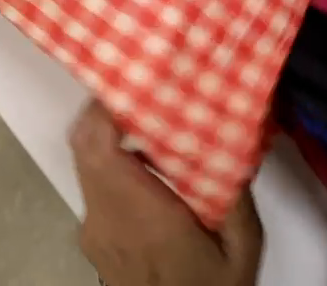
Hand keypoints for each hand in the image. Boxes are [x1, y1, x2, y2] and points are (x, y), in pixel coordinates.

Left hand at [70, 101, 263, 285]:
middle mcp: (106, 218)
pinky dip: (109, 155)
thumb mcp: (242, 249)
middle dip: (106, 107)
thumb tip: (235, 133)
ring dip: (107, 129)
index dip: (105, 107)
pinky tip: (145, 151)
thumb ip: (236, 192)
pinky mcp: (93, 235)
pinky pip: (92, 180)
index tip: (135, 79)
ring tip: (147, 109)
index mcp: (141, 216)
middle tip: (144, 82)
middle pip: (85, 144)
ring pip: (85, 158)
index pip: (99, 147)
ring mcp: (93, 228)